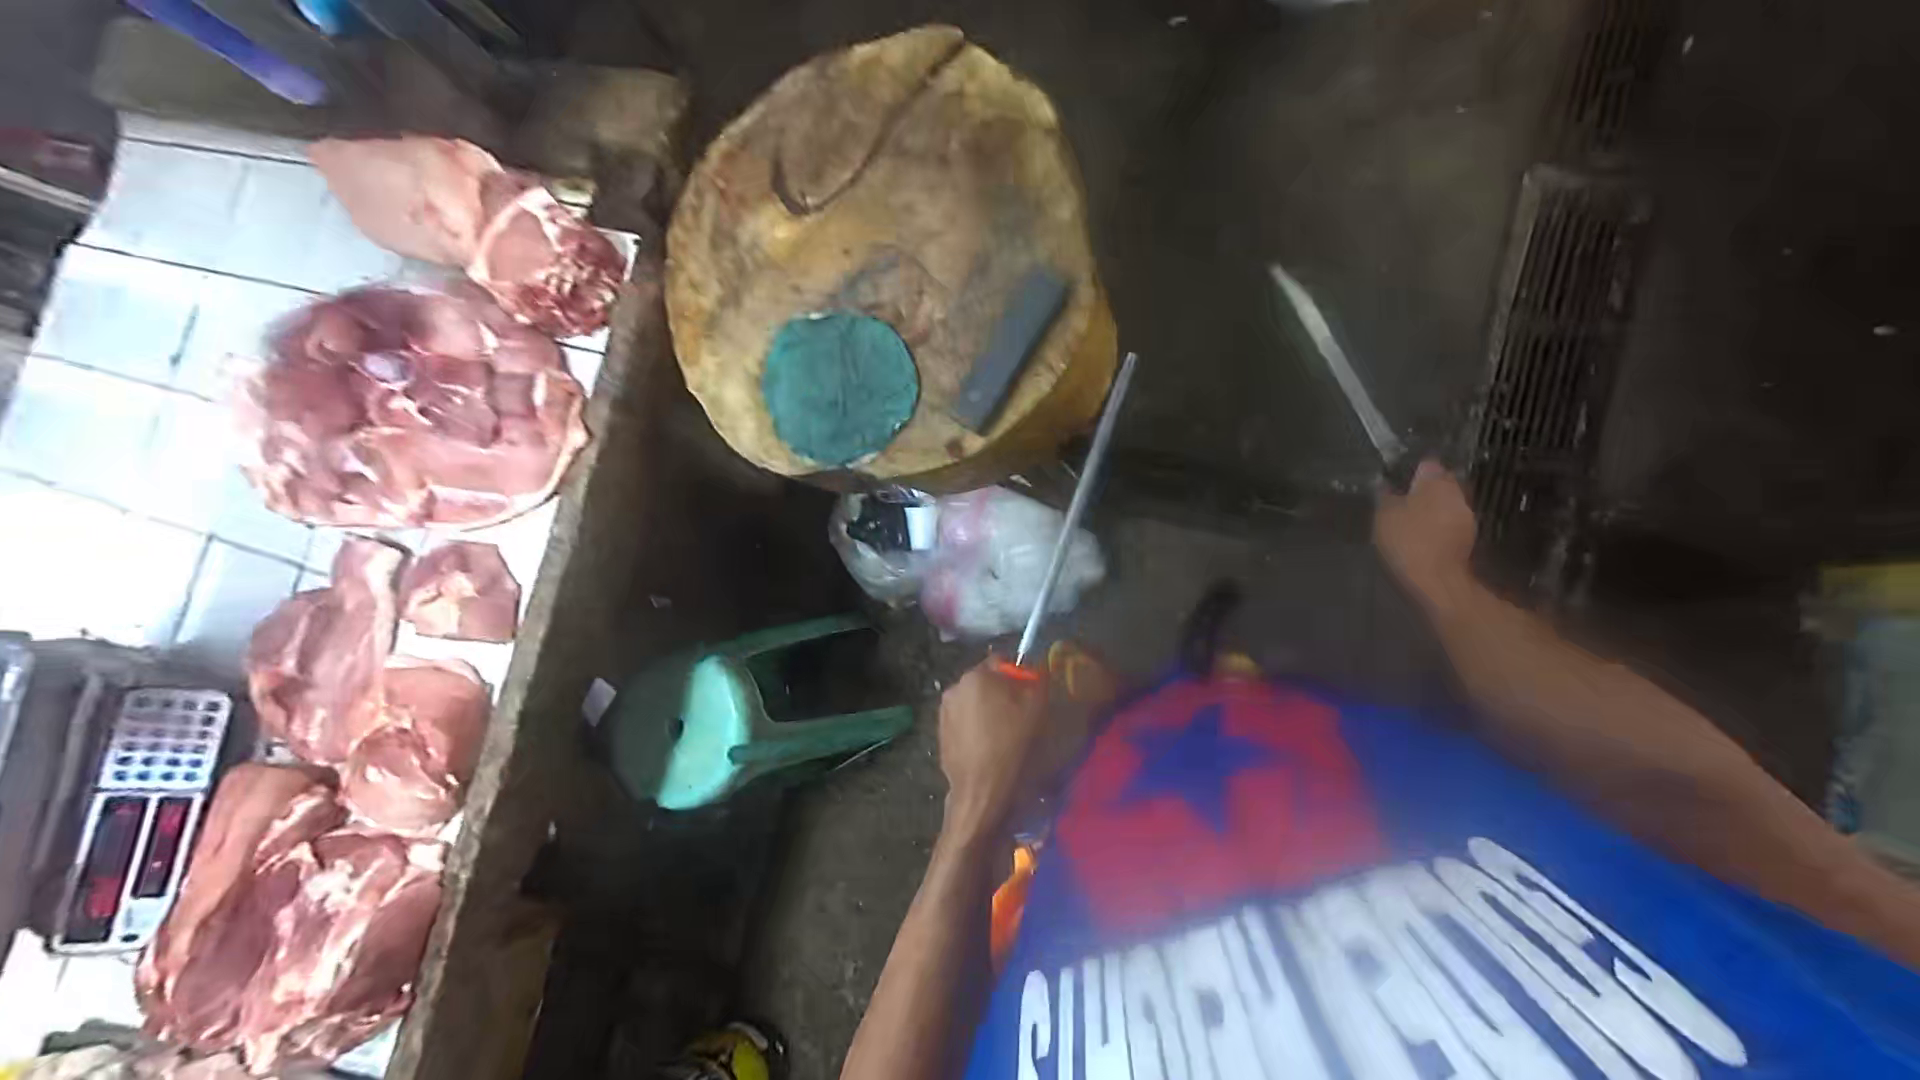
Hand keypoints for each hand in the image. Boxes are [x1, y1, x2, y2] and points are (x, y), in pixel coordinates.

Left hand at [937, 661, 1049, 834]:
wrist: (981, 790)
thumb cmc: (1012, 745)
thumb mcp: (1037, 708)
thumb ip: (1037, 680)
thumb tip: (1036, 670)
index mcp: (976, 675)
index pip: (1002, 662)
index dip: (1019, 676)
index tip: (1030, 695)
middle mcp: (955, 687)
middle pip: (986, 681)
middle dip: (1002, 693)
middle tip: (1020, 715)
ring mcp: (944, 711)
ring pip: (974, 701)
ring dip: (988, 710)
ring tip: (1004, 734)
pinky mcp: (941, 733)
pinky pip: (964, 721)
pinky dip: (976, 728)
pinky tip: (988, 747)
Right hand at [1374, 459, 1478, 608]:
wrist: (1436, 578)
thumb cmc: (1407, 539)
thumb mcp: (1385, 514)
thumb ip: (1386, 495)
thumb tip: (1386, 483)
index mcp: (1437, 482)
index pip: (1427, 464)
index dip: (1410, 470)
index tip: (1396, 480)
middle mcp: (1457, 493)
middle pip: (1440, 483)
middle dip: (1423, 489)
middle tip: (1401, 499)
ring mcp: (1467, 516)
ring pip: (1445, 503)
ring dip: (1431, 508)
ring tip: (1408, 519)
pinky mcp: (1468, 537)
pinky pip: (1449, 522)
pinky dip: (1436, 525)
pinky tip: (1421, 536)